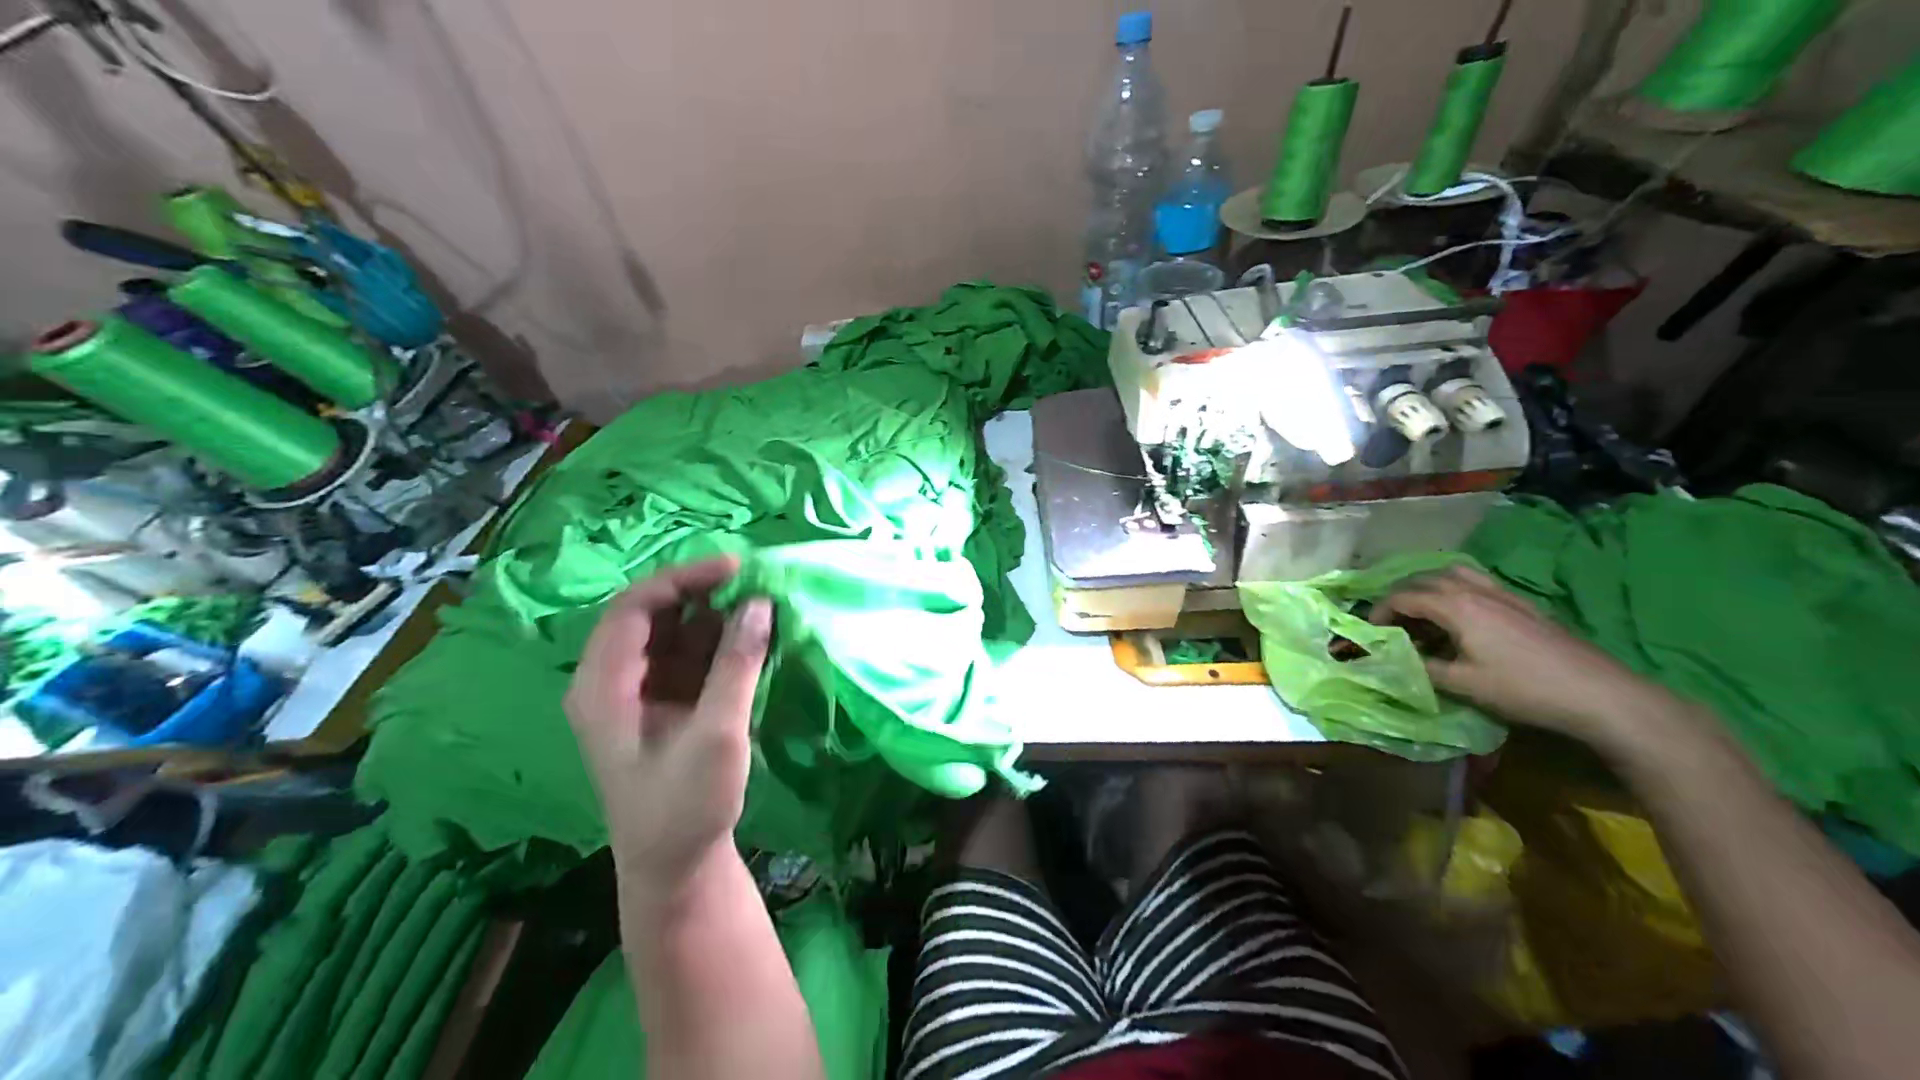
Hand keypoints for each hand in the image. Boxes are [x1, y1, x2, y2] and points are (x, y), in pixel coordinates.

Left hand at [564, 557, 771, 899]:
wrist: (675, 870)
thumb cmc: (684, 806)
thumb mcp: (716, 734)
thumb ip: (737, 664)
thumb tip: (761, 603)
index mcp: (602, 687)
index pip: (633, 608)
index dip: (682, 579)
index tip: (733, 567)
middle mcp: (611, 682)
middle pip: (651, 616)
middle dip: (700, 595)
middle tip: (752, 582)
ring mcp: (637, 694)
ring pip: (672, 635)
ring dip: (714, 618)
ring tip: (760, 606)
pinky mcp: (662, 706)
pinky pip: (688, 658)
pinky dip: (718, 644)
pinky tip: (752, 638)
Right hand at [1371, 565, 1672, 748]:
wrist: (1598, 693)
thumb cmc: (1524, 688)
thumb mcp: (1462, 684)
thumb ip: (1422, 667)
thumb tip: (1393, 659)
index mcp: (1455, 606)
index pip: (1403, 596)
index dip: (1379, 611)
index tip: (1369, 631)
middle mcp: (1475, 590)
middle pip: (1424, 579)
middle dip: (1399, 596)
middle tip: (1390, 622)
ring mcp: (1502, 594)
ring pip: (1452, 574)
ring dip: (1428, 587)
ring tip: (1421, 611)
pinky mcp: (1522, 604)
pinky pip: (1477, 582)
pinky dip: (1455, 589)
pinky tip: (1460, 615)